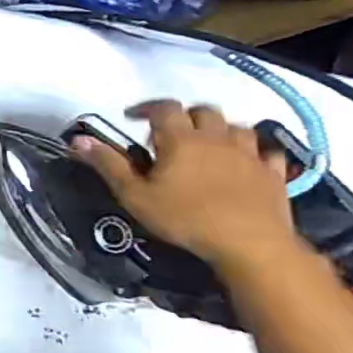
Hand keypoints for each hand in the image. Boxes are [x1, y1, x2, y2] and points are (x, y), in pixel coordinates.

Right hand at [70, 100, 299, 273]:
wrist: (250, 245)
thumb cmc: (185, 218)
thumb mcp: (134, 194)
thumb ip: (108, 164)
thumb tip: (79, 139)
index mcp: (181, 139)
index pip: (164, 108)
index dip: (146, 107)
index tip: (131, 117)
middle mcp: (217, 139)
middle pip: (203, 111)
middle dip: (184, 116)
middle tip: (168, 133)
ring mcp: (250, 155)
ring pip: (237, 127)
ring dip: (219, 130)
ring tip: (205, 145)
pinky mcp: (273, 174)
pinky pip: (267, 151)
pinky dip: (253, 151)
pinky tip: (244, 161)